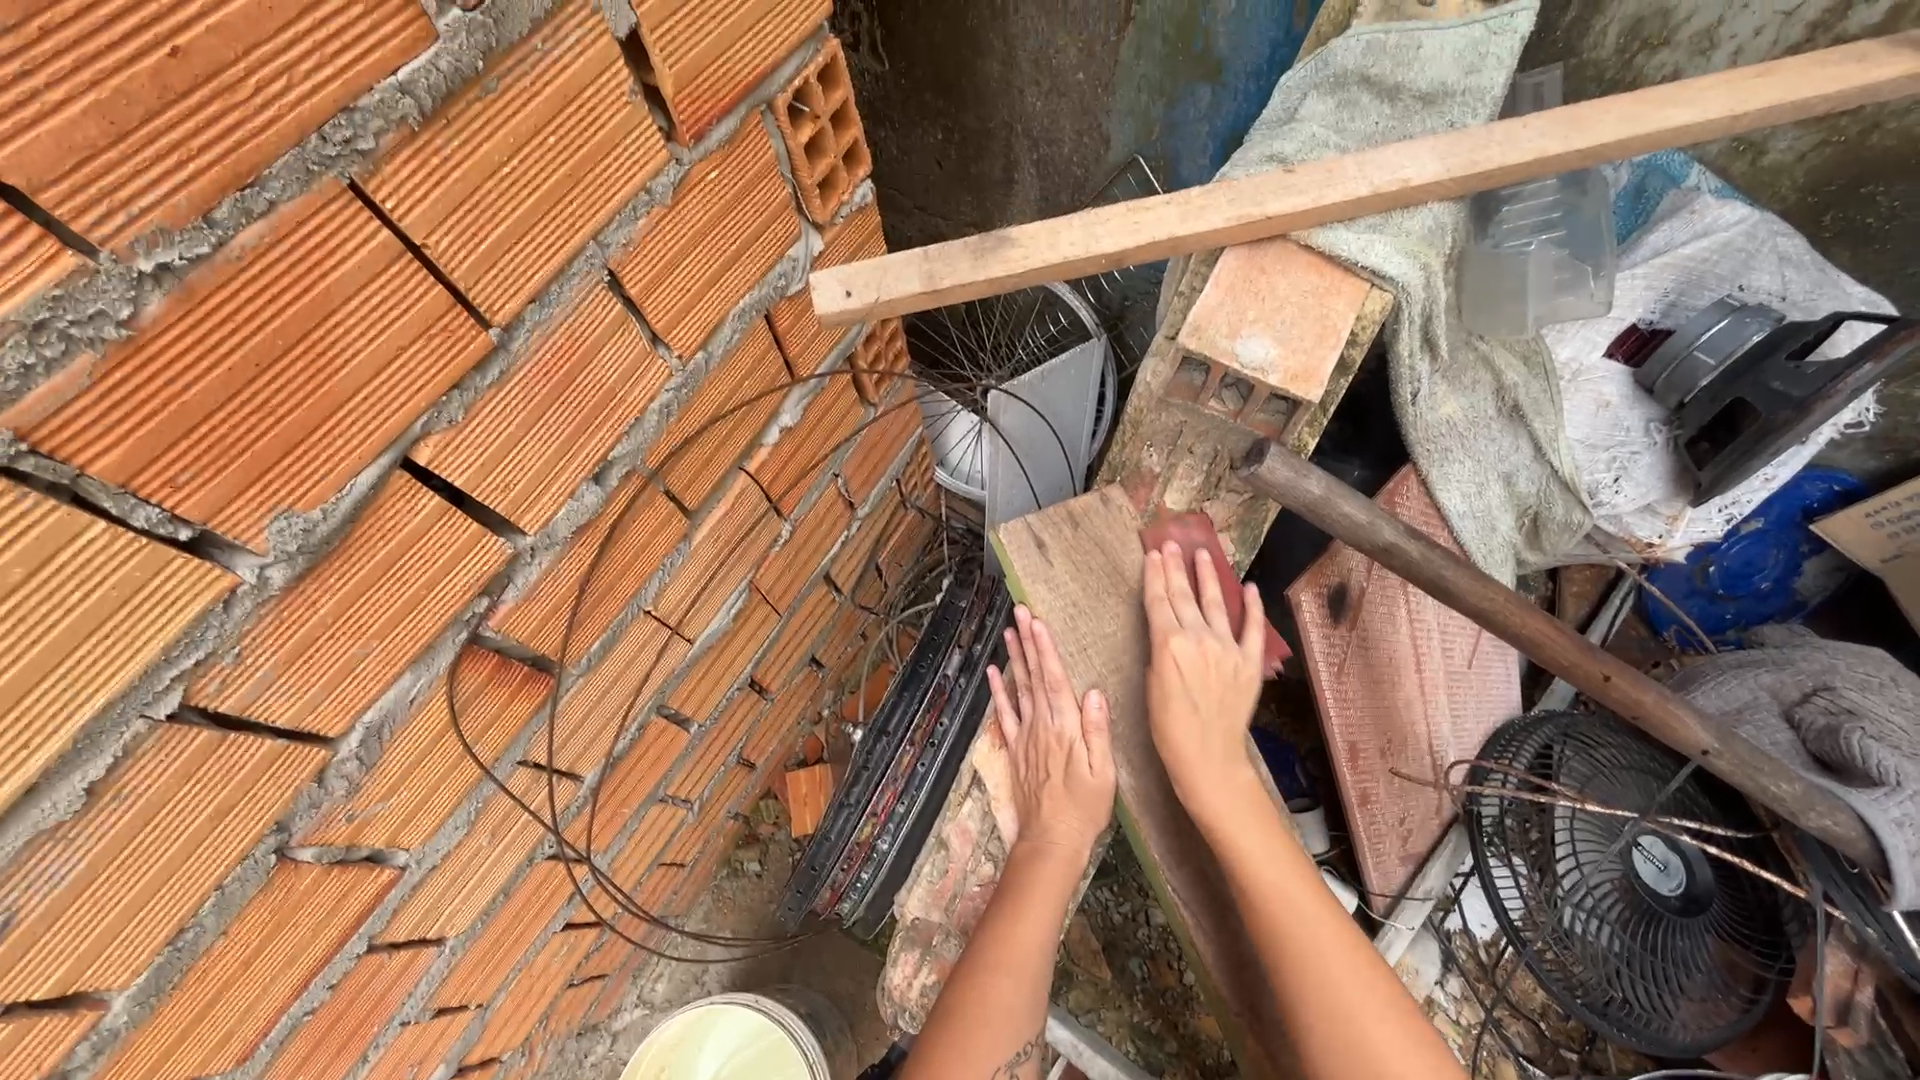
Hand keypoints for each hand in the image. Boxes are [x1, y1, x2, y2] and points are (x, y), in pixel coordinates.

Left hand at [985, 605, 1115, 858]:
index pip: (1055, 679)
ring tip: (1009, 630)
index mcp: (1066, 727)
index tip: (1039, 622)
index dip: (1047, 648)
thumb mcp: (1104, 772)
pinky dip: (998, 691)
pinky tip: (994, 670)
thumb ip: (1098, 731)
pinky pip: (1004, 714)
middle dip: (1029, 641)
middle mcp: (1042, 725)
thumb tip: (1096, 692)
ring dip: (1015, 657)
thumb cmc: (1086, 808)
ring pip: (1019, 688)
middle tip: (1021, 611)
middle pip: (1035, 675)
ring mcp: (1026, 735)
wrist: (1051, 840)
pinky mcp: (1015, 749)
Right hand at [1142, 541, 1266, 820]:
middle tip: (1172, 543)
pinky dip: (1252, 607)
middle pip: (1183, 595)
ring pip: (1216, 603)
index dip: (1154, 574)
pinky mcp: (1249, 662)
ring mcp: (1227, 648)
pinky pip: (1253, 629)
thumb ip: (1160, 651)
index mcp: (1168, 643)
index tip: (1152, 554)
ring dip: (1208, 576)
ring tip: (1203, 554)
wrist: (1207, 755)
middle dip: (1175, 567)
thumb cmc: (1168, 727)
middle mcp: (1198, 638)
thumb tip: (1167, 632)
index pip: (1158, 600)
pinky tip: (1249, 587)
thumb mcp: (1151, 683)